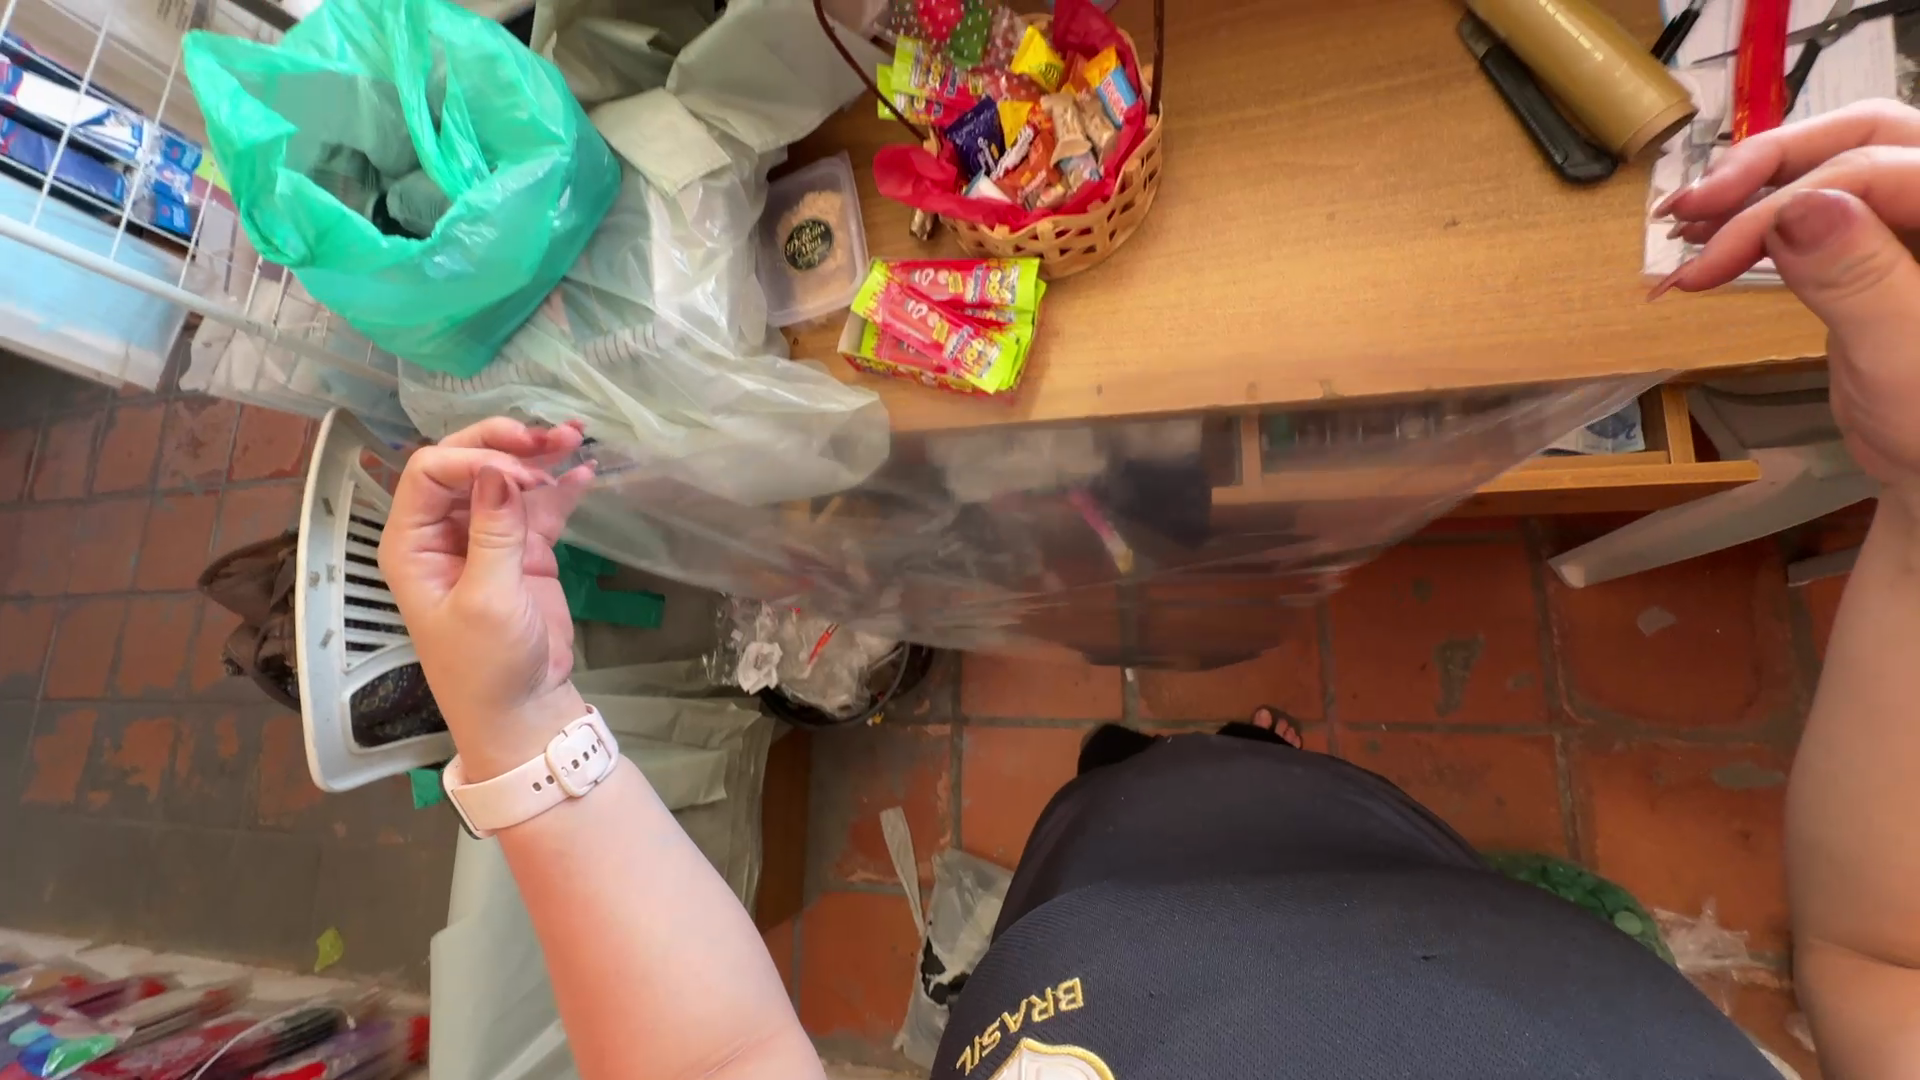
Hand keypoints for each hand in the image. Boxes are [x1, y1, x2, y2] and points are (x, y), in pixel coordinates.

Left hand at [377, 418, 595, 779]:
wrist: (524, 706)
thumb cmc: (487, 663)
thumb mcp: (488, 600)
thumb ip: (494, 533)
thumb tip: (499, 472)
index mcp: (413, 542)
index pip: (434, 473)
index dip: (478, 461)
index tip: (526, 478)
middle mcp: (445, 531)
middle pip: (469, 465)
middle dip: (507, 443)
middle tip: (551, 435)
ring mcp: (489, 539)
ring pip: (508, 480)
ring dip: (540, 457)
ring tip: (576, 436)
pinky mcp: (526, 551)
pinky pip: (541, 507)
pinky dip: (563, 487)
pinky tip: (586, 470)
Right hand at [1651, 100, 1919, 506]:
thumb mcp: (1902, 352)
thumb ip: (1860, 274)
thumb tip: (1803, 207)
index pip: (1876, 170)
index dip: (1778, 207)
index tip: (1703, 264)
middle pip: (1867, 138)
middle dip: (1769, 165)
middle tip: (1687, 208)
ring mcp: (1919, 228)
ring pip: (1836, 168)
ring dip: (1753, 188)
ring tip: (1683, 222)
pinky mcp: (1882, 256)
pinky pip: (1819, 215)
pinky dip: (1758, 221)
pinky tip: (1711, 243)